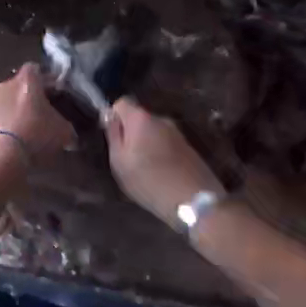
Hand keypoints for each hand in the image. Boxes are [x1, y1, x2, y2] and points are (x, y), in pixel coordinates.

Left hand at [0, 63, 79, 159]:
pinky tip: (17, 138)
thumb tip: (68, 131)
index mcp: (26, 80)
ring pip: (9, 100)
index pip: (36, 68)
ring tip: (31, 127)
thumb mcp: (64, 131)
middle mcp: (5, 84)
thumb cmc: (36, 134)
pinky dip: (8, 122)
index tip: (56, 90)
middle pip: (20, 84)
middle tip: (45, 110)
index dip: (47, 79)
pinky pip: (0, 115)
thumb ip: (66, 125)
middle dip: (32, 95)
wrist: (0, 155)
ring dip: (18, 109)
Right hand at [105, 98, 222, 225]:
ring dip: (147, 143)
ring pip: (154, 132)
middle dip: (131, 131)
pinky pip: (167, 144)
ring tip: (145, 167)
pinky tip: (162, 173)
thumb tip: (109, 115)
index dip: (113, 116)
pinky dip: (162, 153)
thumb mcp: (119, 160)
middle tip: (127, 156)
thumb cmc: (149, 181)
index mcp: (141, 118)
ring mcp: (179, 134)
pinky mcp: (192, 149)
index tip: (112, 136)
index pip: (121, 103)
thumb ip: (113, 134)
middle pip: (139, 118)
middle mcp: (162, 120)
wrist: (196, 203)